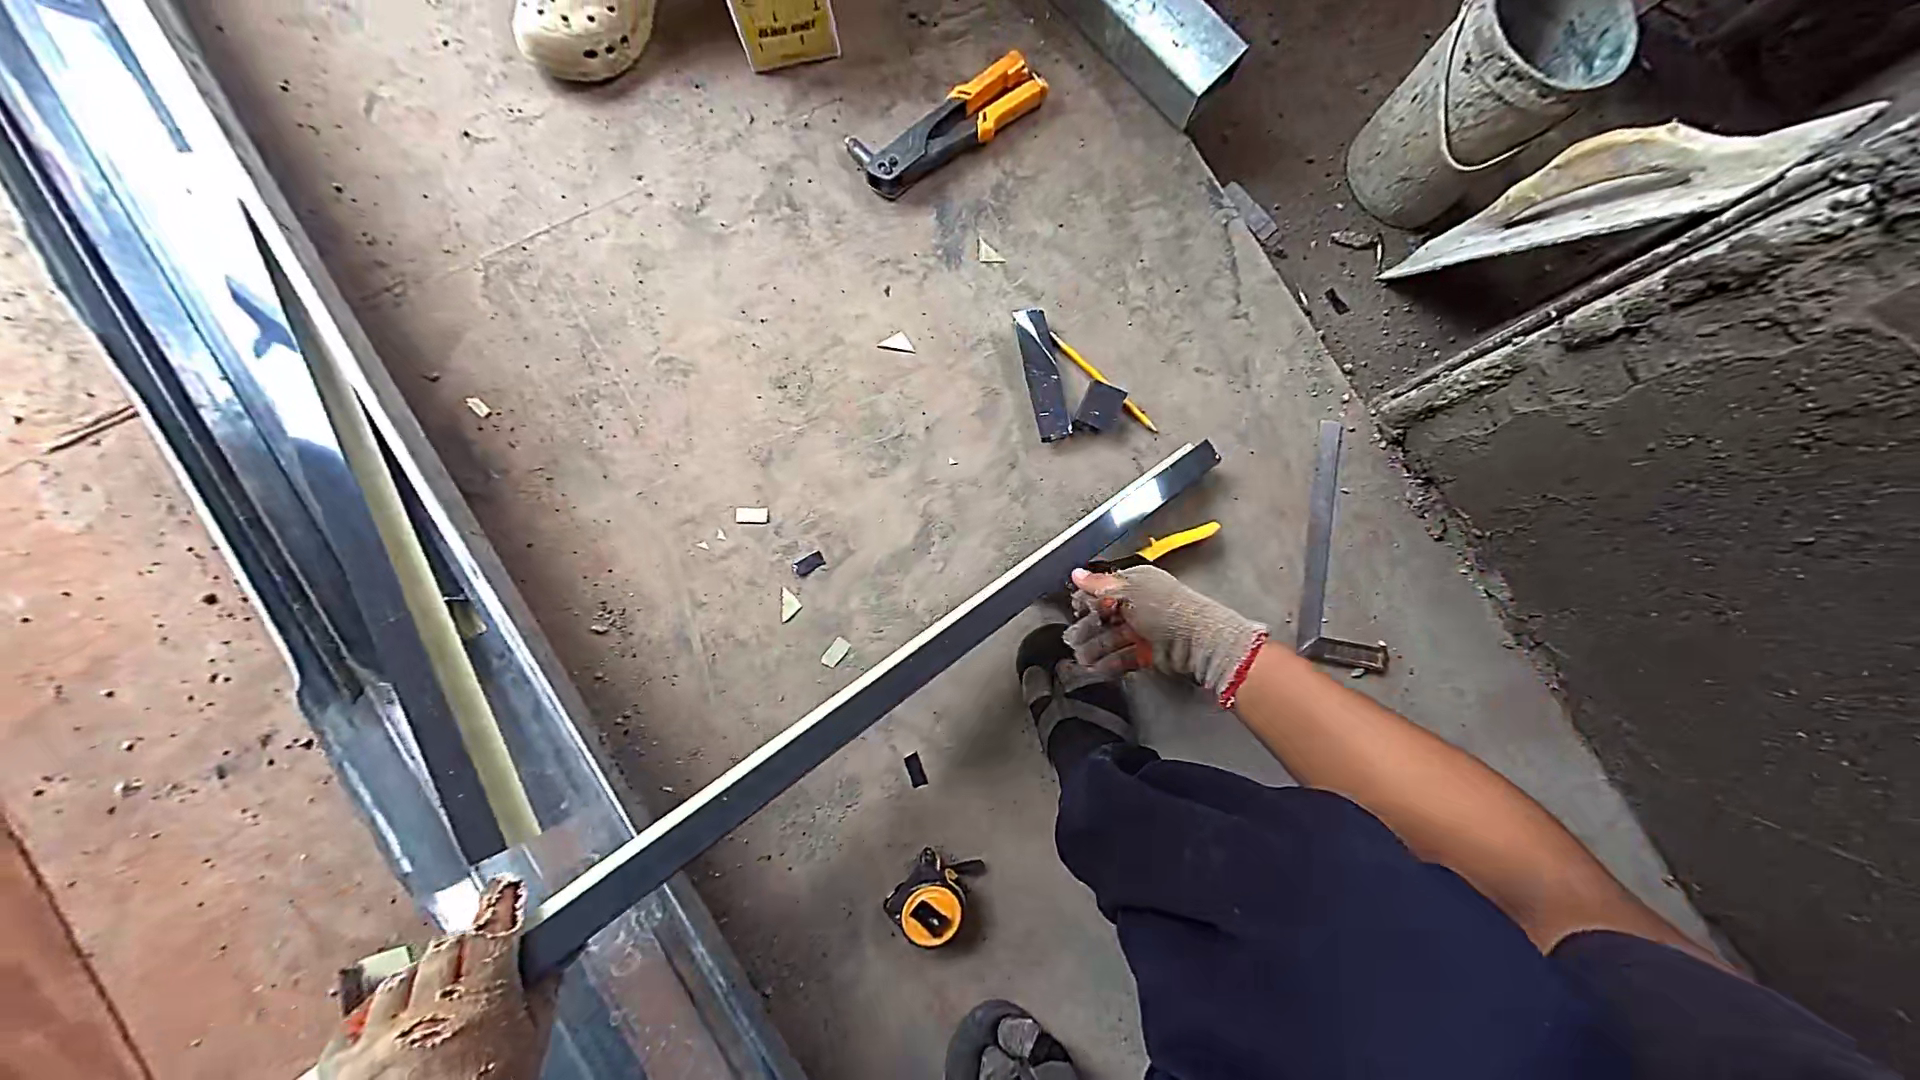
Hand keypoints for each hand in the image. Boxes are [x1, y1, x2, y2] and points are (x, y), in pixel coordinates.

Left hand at [318, 877, 551, 1079]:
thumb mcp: (530, 1046)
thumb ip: (543, 995)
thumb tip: (557, 957)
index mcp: (483, 996)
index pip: (495, 929)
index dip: (503, 902)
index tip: (507, 887)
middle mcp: (429, 1005)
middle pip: (447, 946)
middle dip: (464, 943)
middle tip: (475, 951)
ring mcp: (380, 1035)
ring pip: (400, 978)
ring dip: (419, 977)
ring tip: (432, 992)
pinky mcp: (339, 1066)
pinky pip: (352, 1025)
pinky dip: (372, 1018)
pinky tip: (387, 1028)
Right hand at [1064, 565, 1267, 705]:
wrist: (1199, 642)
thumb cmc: (1168, 609)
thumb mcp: (1129, 590)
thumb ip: (1098, 585)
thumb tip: (1076, 574)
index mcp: (1137, 583)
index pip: (1105, 590)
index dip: (1088, 599)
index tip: (1074, 609)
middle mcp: (1140, 605)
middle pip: (1106, 616)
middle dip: (1088, 627)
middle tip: (1073, 638)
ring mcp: (1145, 630)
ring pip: (1112, 638)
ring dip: (1095, 648)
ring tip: (1082, 657)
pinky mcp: (1148, 653)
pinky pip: (1123, 657)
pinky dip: (1110, 662)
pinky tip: (1097, 667)